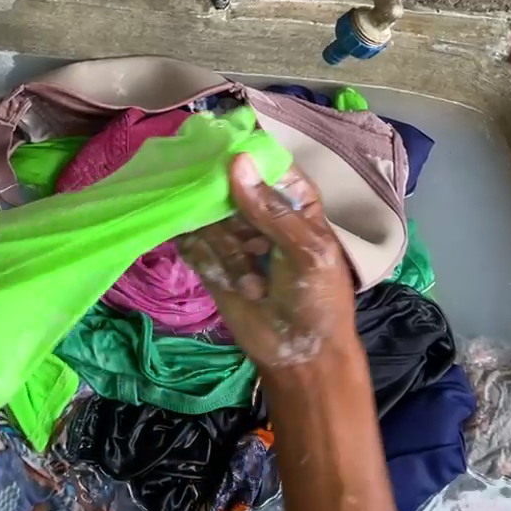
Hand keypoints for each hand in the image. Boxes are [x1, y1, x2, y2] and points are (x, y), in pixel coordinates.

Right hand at [179, 153, 359, 373]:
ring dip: (227, 251)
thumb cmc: (318, 298)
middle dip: (225, 209)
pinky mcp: (206, 254)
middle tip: (242, 239)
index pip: (260, 157)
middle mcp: (255, 205)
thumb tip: (236, 161)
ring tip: (253, 284)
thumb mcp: (307, 251)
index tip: (217, 155)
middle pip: (222, 181)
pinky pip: (191, 241)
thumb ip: (271, 208)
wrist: (299, 357)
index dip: (238, 153)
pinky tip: (233, 283)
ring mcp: (229, 230)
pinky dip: (209, 261)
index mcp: (289, 194)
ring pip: (205, 215)